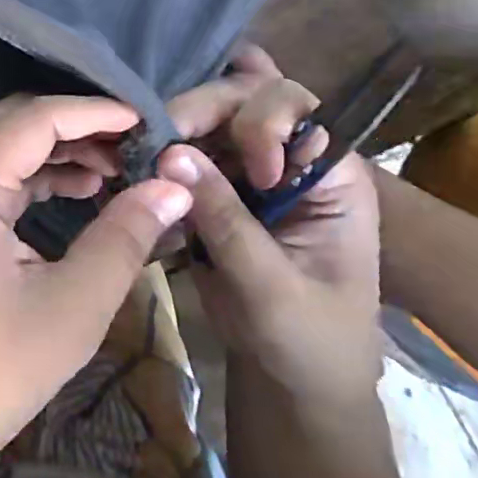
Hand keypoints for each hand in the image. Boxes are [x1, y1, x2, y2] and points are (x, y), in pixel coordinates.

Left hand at [0, 95, 192, 477]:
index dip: (96, 112)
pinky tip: (79, 190)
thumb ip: (125, 237)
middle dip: (80, 126)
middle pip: (19, 119)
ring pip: (5, 141)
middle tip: (137, 144)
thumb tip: (175, 186)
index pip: (38, 117)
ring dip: (60, 149)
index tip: (148, 120)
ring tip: (117, 169)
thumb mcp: (72, 306)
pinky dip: (36, 173)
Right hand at [159, 49, 384, 396]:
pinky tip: (146, 146)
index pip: (299, 108)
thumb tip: (170, 154)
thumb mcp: (273, 291)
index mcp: (332, 172)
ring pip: (211, 113)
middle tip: (162, 138)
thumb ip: (227, 222)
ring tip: (145, 149)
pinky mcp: (219, 178)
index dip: (264, 122)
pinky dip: (166, 142)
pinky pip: (190, 143)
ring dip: (177, 123)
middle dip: (205, 110)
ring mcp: (252, 162)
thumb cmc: (309, 342)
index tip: (251, 172)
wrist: (293, 380)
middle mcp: (293, 153)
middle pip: (248, 97)